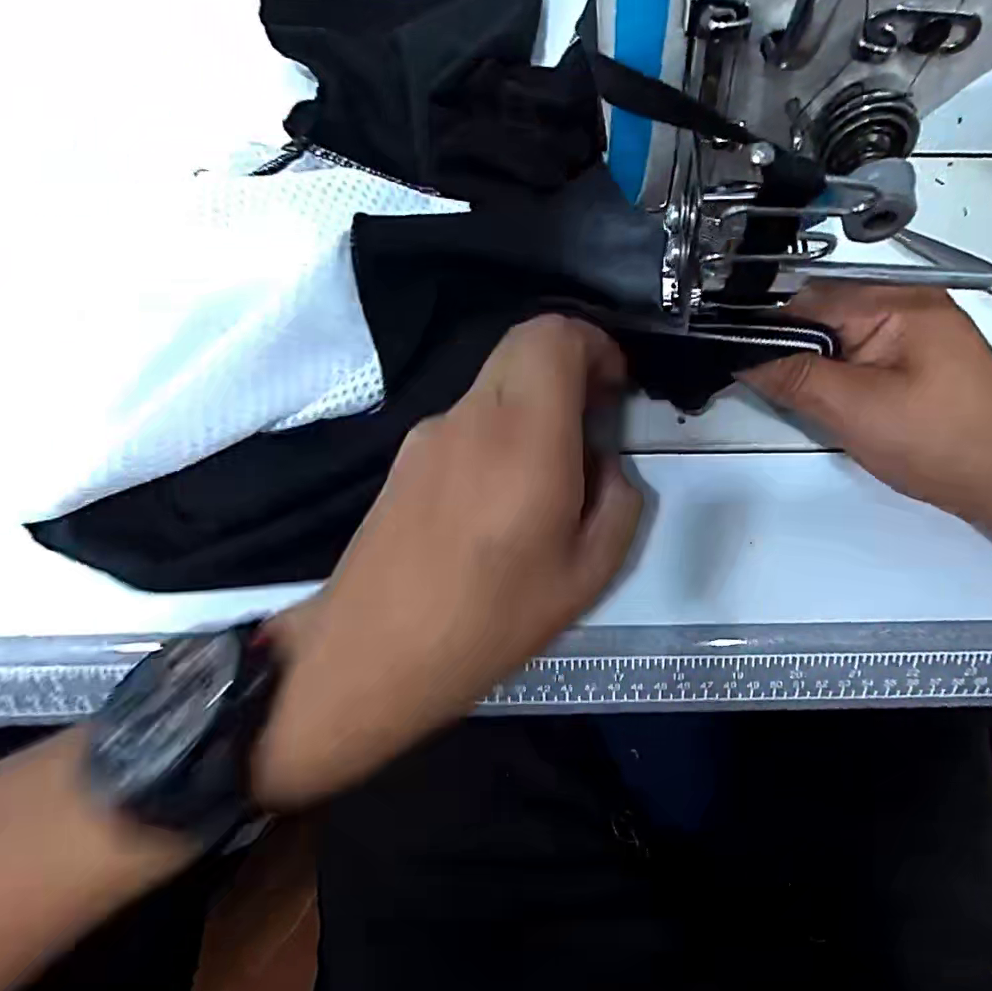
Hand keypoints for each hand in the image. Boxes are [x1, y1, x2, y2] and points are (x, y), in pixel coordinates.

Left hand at [252, 316, 643, 807]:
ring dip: (535, 407)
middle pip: (524, 346)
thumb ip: (619, 502)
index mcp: (525, 435)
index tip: (614, 391)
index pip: (554, 335)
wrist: (372, 655)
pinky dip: (501, 432)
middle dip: (571, 369)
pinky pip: (469, 420)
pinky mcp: (405, 457)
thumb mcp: (589, 573)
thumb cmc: (492, 617)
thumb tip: (603, 467)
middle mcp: (472, 416)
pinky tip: (499, 502)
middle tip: (592, 426)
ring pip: (496, 384)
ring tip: (548, 481)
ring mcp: (430, 433)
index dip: (595, 346)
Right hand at [739, 283, 991, 516]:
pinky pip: (866, 355)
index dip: (769, 331)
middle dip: (798, 354)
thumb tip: (750, 360)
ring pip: (843, 338)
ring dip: (822, 369)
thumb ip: (796, 378)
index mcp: (898, 302)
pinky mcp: (922, 358)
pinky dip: (846, 378)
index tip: (745, 363)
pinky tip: (850, 407)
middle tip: (788, 395)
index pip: (807, 299)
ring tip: (826, 407)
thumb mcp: (856, 411)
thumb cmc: (953, 444)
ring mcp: (920, 331)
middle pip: (824, 315)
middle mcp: (911, 305)